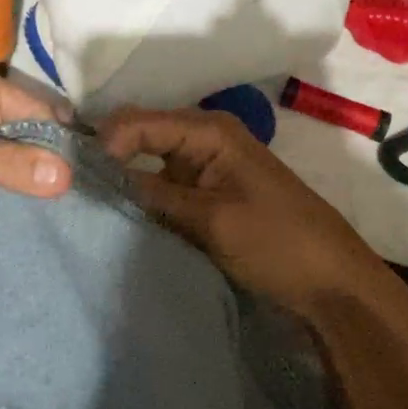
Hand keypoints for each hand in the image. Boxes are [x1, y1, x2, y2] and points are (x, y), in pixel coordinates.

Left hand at [0, 68, 72, 347]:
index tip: (93, 175)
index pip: (39, 108)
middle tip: (94, 196)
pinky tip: (60, 221)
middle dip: (61, 163)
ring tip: (86, 212)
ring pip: (35, 166)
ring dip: (50, 187)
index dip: (64, 139)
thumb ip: (3, 162)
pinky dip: (36, 203)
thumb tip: (66, 175)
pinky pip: (22, 191)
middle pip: (41, 136)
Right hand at [101, 107, 404, 319]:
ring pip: (148, 160)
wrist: (335, 286)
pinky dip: (142, 194)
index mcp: (209, 130)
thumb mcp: (211, 219)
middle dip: (109, 154)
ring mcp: (205, 166)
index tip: (78, 172)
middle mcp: (204, 138)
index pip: (139, 122)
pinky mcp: (206, 192)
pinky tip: (118, 209)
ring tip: (86, 195)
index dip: (106, 141)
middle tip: (72, 181)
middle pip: (140, 135)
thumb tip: (99, 177)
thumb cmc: (278, 243)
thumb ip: (154, 195)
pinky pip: (162, 184)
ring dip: (123, 176)